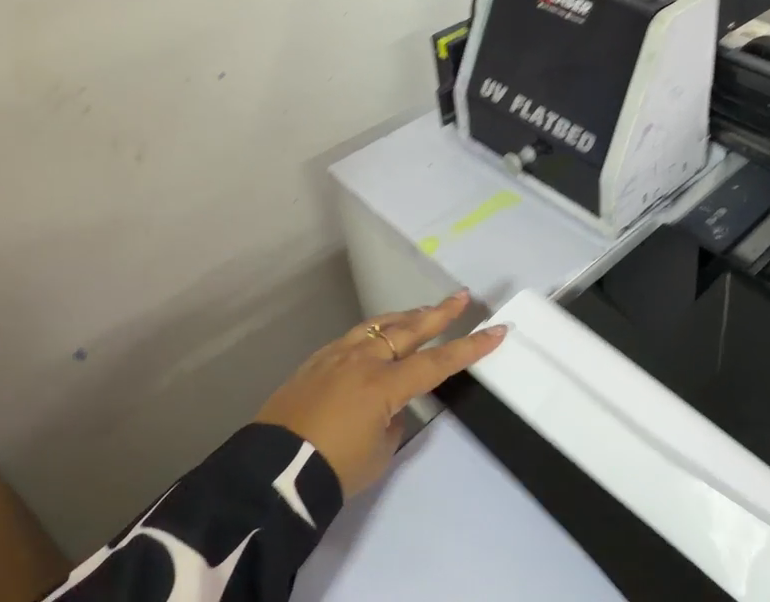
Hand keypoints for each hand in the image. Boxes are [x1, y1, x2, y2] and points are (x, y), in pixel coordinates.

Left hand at [255, 290, 505, 496]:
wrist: (272, 473)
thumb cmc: (332, 470)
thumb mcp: (378, 454)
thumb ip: (393, 424)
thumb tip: (391, 409)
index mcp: (384, 385)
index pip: (438, 363)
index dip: (470, 347)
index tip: (497, 330)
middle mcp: (363, 361)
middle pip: (409, 329)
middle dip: (439, 314)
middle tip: (461, 297)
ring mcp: (336, 357)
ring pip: (378, 326)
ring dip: (405, 317)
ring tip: (423, 311)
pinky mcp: (315, 362)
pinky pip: (352, 338)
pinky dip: (372, 332)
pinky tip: (376, 335)